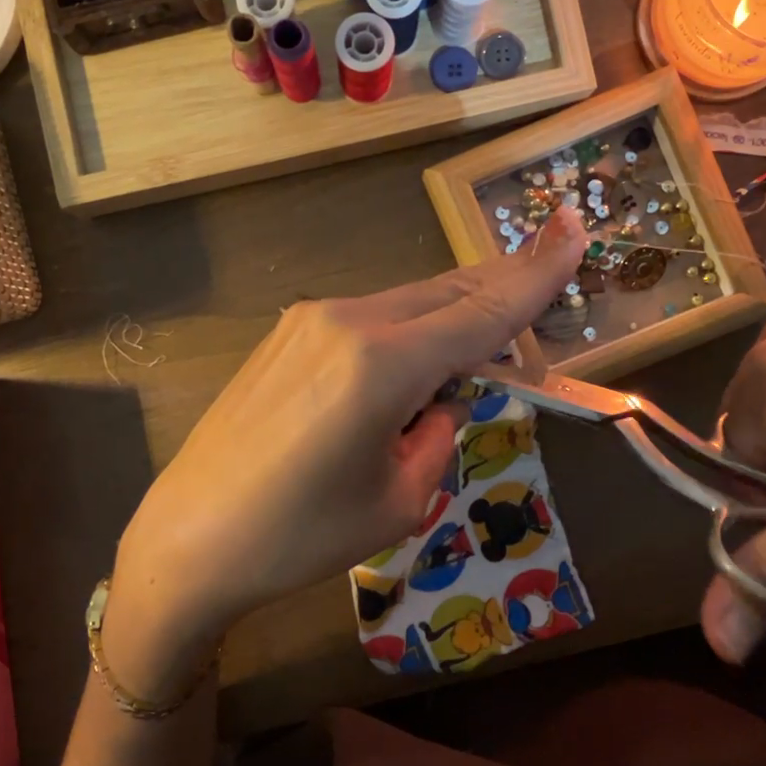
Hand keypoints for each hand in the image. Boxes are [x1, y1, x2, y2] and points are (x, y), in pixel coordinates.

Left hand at [102, 209, 587, 697]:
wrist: (190, 537)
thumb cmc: (299, 536)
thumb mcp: (399, 500)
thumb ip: (437, 433)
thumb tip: (440, 398)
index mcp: (383, 364)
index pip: (483, 311)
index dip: (537, 274)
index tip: (575, 227)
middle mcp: (348, 320)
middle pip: (447, 293)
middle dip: (499, 290)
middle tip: (543, 284)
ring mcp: (309, 320)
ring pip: (407, 303)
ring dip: (449, 320)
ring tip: (466, 365)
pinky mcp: (285, 333)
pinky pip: (368, 319)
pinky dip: (404, 334)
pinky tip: (402, 374)